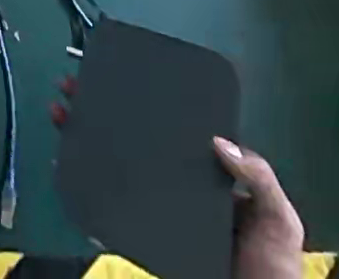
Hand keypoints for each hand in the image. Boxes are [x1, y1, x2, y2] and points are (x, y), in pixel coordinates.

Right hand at [50, 81, 304, 278]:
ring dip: (79, 133)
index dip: (136, 101)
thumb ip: (259, 179)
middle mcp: (167, 180)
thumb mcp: (278, 220)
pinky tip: (63, 156)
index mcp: (197, 170)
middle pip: (124, 135)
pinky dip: (78, 174)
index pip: (161, 127)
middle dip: (95, 107)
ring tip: (60, 111)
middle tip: (72, 86)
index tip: (114, 78)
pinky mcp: (134, 227)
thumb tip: (217, 138)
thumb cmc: (269, 266)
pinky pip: (101, 197)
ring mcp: (148, 202)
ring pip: (106, 159)